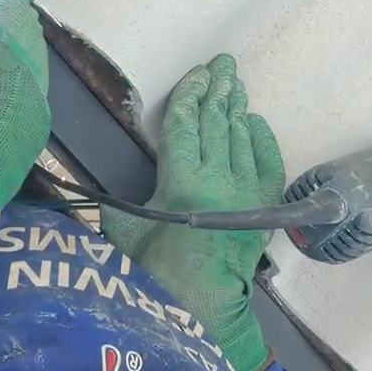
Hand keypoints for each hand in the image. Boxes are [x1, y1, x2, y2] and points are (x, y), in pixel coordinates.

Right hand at [101, 54, 283, 370]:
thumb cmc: (157, 272)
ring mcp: (247, 190)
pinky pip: (267, 161)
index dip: (190, 94)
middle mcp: (218, 178)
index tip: (197, 72)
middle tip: (223, 63)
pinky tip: (254, 122)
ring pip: (242, 137)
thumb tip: (104, 189)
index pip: (184, 123)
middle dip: (219, 88)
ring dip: (237, 107)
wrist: (204, 307)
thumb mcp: (123, 231)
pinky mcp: (265, 204)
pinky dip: (261, 138)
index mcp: (180, 180)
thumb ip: (118, 202)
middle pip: (218, 121)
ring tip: (235, 83)